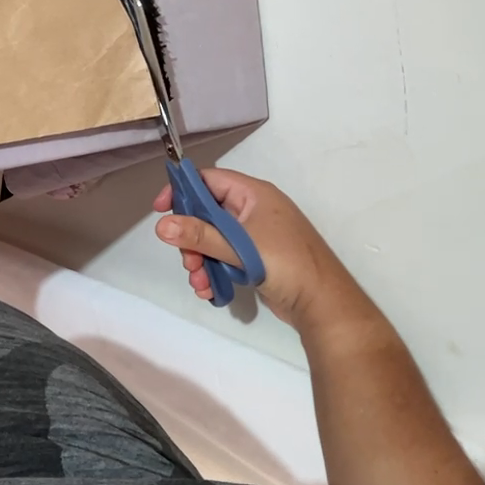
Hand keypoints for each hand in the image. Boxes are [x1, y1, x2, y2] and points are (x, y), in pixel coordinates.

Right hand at [152, 169, 376, 332]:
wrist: (323, 304)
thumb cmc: (287, 265)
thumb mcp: (238, 247)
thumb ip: (199, 235)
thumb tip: (161, 225)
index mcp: (253, 195)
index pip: (208, 180)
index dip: (182, 192)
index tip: (160, 210)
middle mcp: (252, 210)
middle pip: (206, 214)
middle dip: (191, 239)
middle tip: (187, 260)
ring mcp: (254, 235)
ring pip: (212, 239)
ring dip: (200, 260)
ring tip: (199, 281)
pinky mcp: (255, 258)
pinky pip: (224, 257)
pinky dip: (213, 270)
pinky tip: (208, 289)